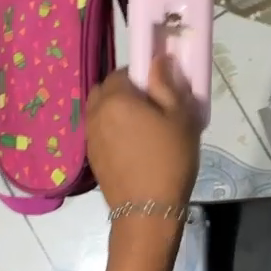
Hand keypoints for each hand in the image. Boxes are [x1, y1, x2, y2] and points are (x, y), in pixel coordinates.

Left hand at [87, 54, 201, 209]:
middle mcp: (95, 113)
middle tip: (152, 109)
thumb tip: (158, 60)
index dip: (143, 76)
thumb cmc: (169, 159)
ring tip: (144, 131)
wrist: (148, 210)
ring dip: (118, 113)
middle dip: (126, 93)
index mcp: (115, 97)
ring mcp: (90, 137)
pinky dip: (114, 133)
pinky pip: (101, 133)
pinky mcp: (92, 157)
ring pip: (102, 112)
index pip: (124, 71)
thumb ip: (167, 85)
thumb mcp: (180, 118)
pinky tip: (135, 150)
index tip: (161, 92)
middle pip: (107, 91)